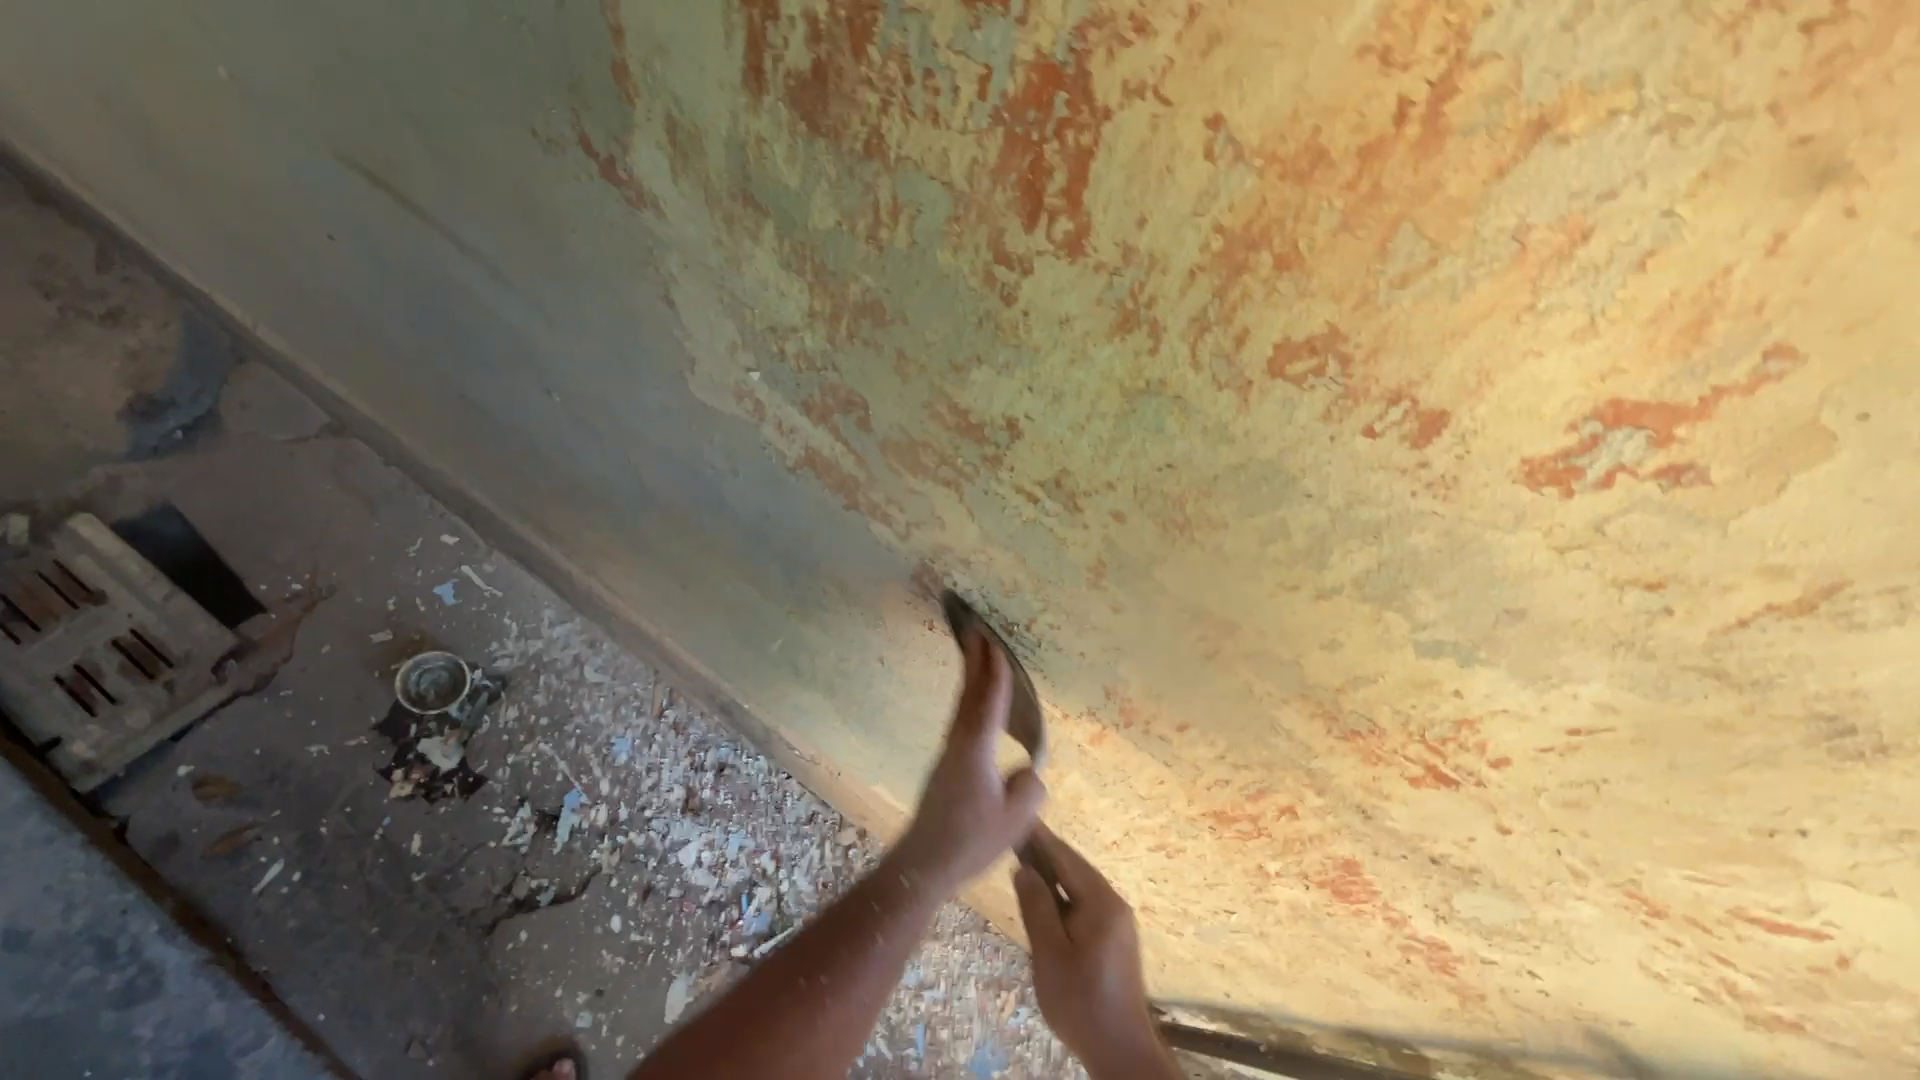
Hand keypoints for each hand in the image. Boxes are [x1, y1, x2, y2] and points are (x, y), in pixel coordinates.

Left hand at [891, 625, 1047, 896]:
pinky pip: (961, 722)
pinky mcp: (944, 768)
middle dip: (975, 662)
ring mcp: (947, 755)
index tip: (994, 641)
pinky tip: (976, 711)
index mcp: (976, 748)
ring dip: (971, 681)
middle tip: (977, 630)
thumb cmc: (971, 840)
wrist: (924, 863)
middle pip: (969, 694)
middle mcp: (958, 743)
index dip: (994, 671)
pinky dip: (970, 703)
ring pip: (962, 708)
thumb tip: (1027, 771)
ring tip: (978, 660)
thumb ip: (1030, 787)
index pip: (989, 700)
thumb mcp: (1016, 817)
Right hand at [1014, 825, 1176, 1077]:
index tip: (1019, 817)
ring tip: (1023, 862)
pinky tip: (1043, 900)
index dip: (1041, 838)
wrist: (1120, 1049)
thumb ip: (1037, 908)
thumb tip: (1024, 869)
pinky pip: (1085, 904)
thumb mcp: (1050, 954)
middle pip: (1075, 870)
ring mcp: (1117, 923)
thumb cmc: (1081, 1001)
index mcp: (1102, 903)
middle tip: (1014, 838)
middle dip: (1045, 854)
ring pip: (1080, 888)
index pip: (1066, 858)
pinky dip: (1062, 896)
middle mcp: (1114, 905)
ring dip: (1053, 876)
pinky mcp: (1114, 940)